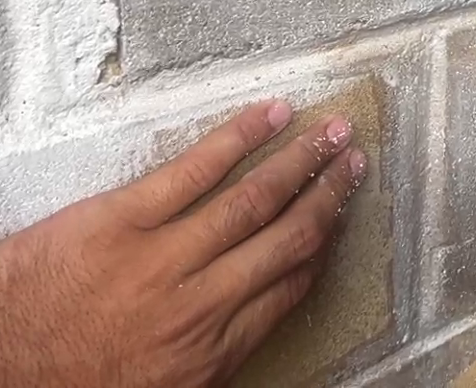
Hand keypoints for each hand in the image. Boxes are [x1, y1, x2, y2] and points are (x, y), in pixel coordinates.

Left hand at [0, 101, 366, 387]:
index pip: (286, 291)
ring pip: (254, 199)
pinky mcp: (120, 219)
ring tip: (333, 131)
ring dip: (301, 161)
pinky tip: (272, 113)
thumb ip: (190, 365)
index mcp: (202, 361)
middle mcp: (199, 308)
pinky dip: (241, 137)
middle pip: (288, 239)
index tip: (339, 220)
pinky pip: (196, 169)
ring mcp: (162, 258)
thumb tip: (230, 326)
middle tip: (355, 159)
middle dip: (329, 196)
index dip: (321, 248)